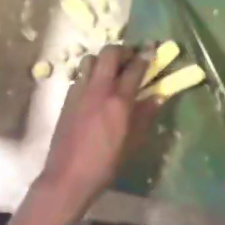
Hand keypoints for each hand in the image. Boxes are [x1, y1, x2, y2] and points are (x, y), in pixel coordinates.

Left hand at [37, 45, 156, 209]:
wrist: (68, 176)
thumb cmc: (105, 164)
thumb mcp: (132, 142)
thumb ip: (145, 115)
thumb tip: (158, 96)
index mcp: (119, 100)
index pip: (135, 68)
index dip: (145, 55)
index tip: (152, 49)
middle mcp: (98, 89)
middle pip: (109, 53)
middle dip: (123, 50)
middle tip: (131, 58)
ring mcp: (79, 91)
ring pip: (90, 60)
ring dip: (103, 59)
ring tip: (111, 70)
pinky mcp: (67, 98)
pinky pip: (79, 76)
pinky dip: (90, 74)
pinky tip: (95, 88)